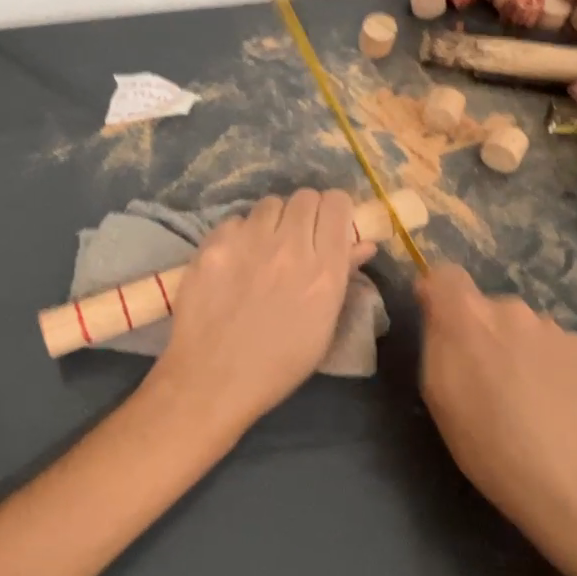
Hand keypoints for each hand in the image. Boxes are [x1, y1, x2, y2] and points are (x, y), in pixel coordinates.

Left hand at [143, 189, 377, 439]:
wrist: (213, 378)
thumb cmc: (278, 364)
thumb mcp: (323, 327)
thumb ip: (343, 277)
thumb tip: (363, 243)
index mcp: (324, 271)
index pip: (337, 204)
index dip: (335, 211)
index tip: (329, 224)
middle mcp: (289, 248)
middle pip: (305, 196)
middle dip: (306, 212)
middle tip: (297, 237)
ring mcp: (249, 242)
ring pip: (269, 204)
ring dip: (272, 220)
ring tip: (264, 248)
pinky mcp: (214, 244)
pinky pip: (235, 221)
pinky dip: (239, 234)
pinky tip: (234, 261)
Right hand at [416, 264, 576, 534]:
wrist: (564, 480)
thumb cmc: (484, 441)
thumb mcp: (436, 391)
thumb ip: (435, 336)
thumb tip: (436, 303)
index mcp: (466, 315)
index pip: (445, 273)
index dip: (438, 293)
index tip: (437, 323)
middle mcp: (510, 308)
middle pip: (484, 304)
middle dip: (479, 329)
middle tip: (481, 376)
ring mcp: (551, 326)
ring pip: (519, 325)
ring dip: (513, 345)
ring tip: (519, 393)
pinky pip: (549, 343)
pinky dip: (543, 360)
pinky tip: (547, 398)